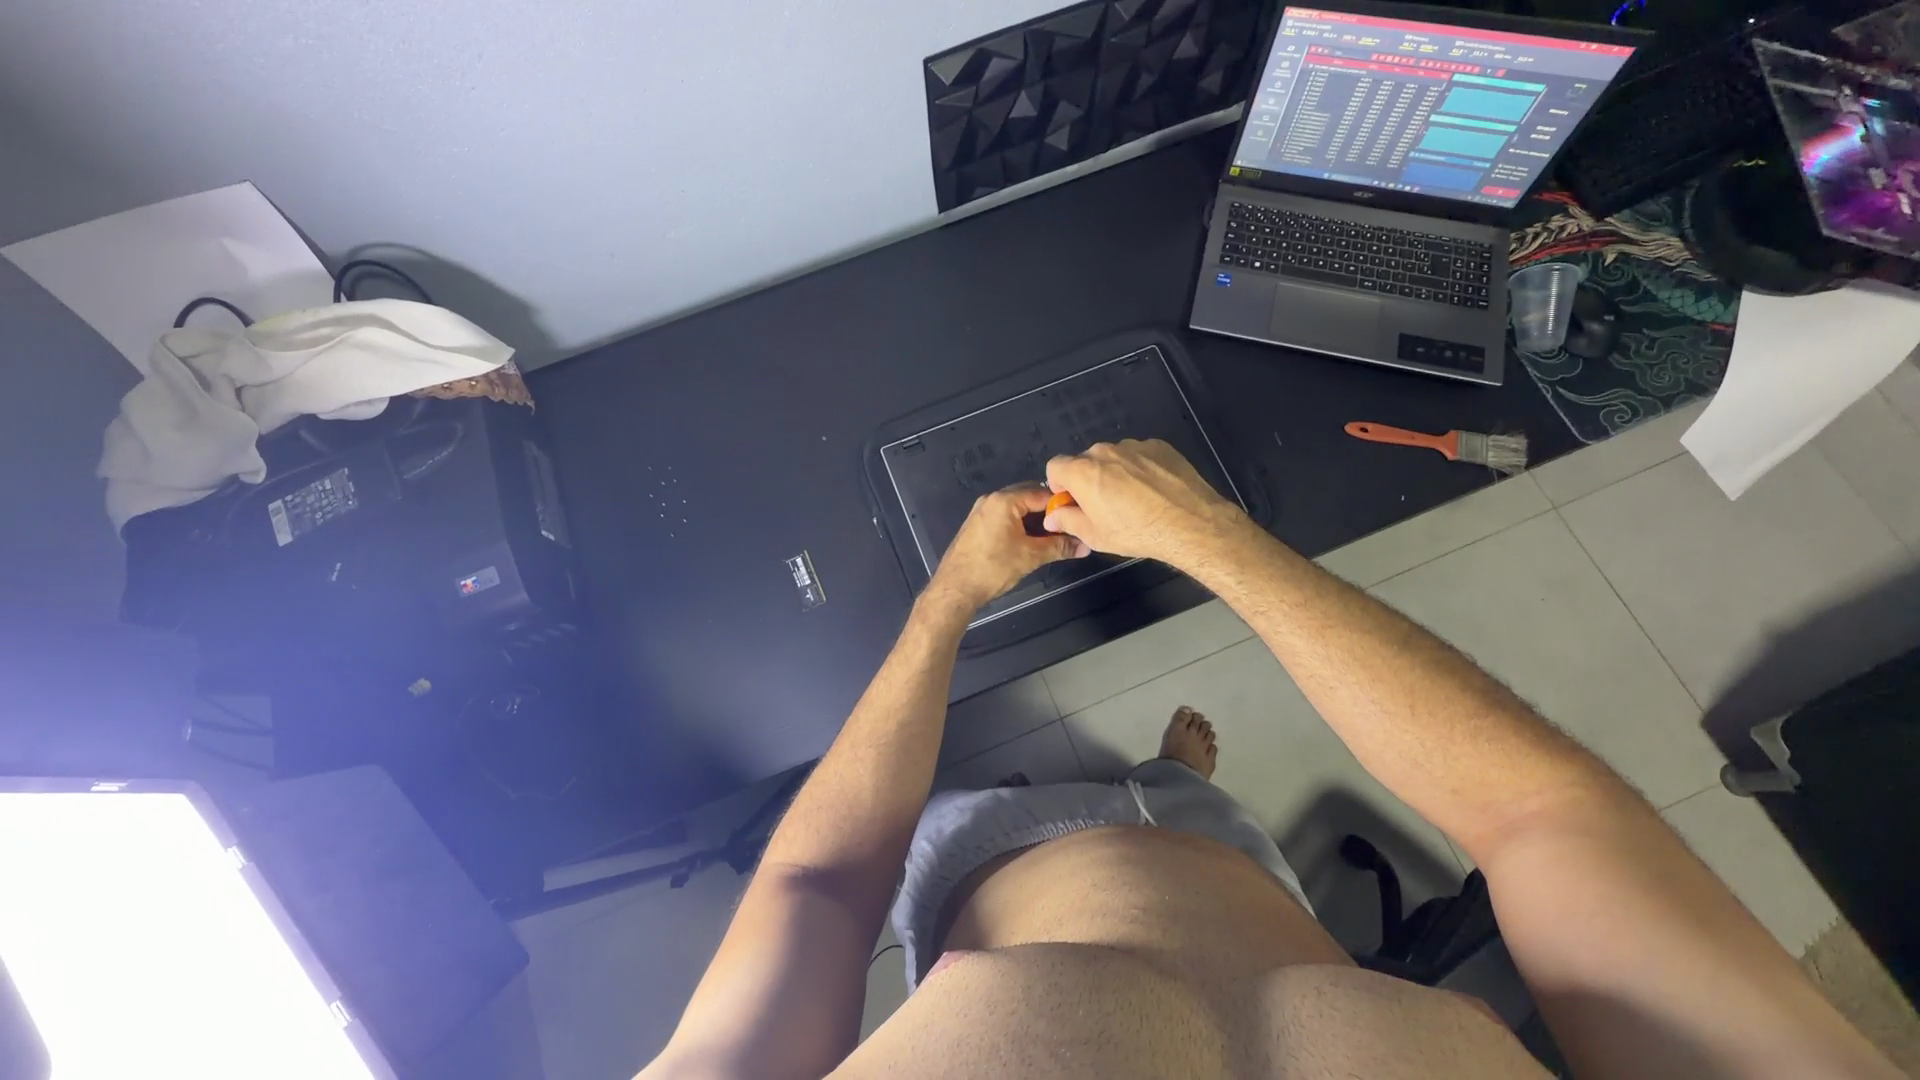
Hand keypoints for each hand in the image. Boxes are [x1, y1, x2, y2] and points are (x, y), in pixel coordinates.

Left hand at [928, 486, 1084, 609]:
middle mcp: (991, 500)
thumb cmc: (993, 568)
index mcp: (1004, 500)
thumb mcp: (1030, 557)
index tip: (1078, 515)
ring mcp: (981, 512)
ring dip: (1034, 519)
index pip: (1042, 493)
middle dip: (1048, 511)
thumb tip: (1085, 546)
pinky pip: (1004, 517)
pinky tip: (1031, 540)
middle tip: (1068, 525)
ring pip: (1016, 508)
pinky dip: (1020, 524)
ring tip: (1053, 535)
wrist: (955, 589)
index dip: (1062, 504)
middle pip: (1028, 497)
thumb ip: (1059, 547)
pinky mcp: (977, 525)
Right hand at [1043, 439, 1247, 565]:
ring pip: (1113, 457)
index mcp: (1083, 471)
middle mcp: (1105, 451)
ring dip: (1115, 473)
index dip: (1059, 485)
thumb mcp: (1094, 536)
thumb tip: (1053, 516)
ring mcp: (1134, 445)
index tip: (1072, 502)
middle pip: (1085, 461)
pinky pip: (1139, 455)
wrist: (1190, 522)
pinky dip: (1140, 469)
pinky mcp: (1159, 446)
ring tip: (1135, 499)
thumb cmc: (1136, 532)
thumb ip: (1067, 521)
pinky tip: (1154, 490)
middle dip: (1088, 480)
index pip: (1055, 466)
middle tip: (1104, 505)